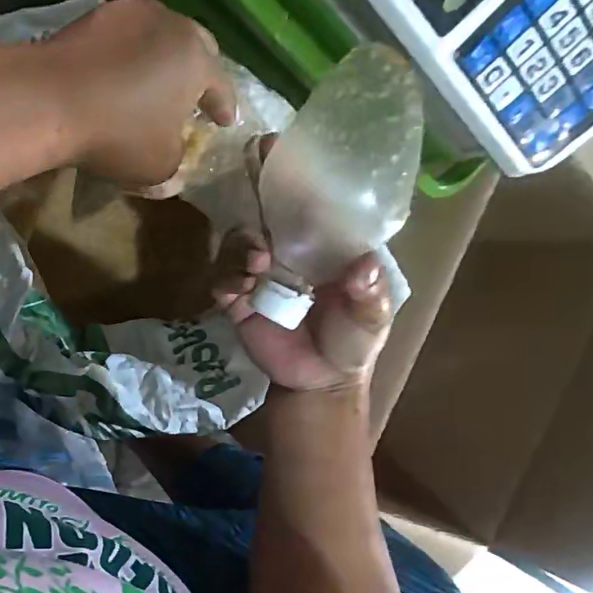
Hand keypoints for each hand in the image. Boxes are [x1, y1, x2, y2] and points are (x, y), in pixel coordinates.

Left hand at [43, 0, 236, 187]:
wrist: (49, 99)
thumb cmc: (115, 134)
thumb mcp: (158, 165)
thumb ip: (179, 158)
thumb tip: (176, 149)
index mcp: (198, 60)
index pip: (221, 86)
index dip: (224, 108)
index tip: (224, 122)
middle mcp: (173, 25)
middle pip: (196, 47)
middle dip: (199, 72)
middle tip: (192, 95)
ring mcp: (133, 12)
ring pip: (159, 35)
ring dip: (162, 57)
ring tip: (153, 79)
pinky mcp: (95, 15)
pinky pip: (123, 36)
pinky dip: (127, 52)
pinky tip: (116, 70)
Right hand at [213, 229, 390, 395]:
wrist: (320, 382)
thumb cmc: (351, 342)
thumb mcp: (372, 317)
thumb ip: (371, 292)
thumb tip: (366, 263)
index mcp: (317, 253)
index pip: (300, 220)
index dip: (291, 210)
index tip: (289, 212)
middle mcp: (284, 261)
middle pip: (258, 228)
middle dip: (254, 233)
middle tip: (263, 252)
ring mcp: (258, 281)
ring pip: (233, 249)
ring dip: (237, 252)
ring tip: (253, 268)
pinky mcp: (236, 305)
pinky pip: (220, 284)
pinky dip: (225, 281)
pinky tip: (241, 290)